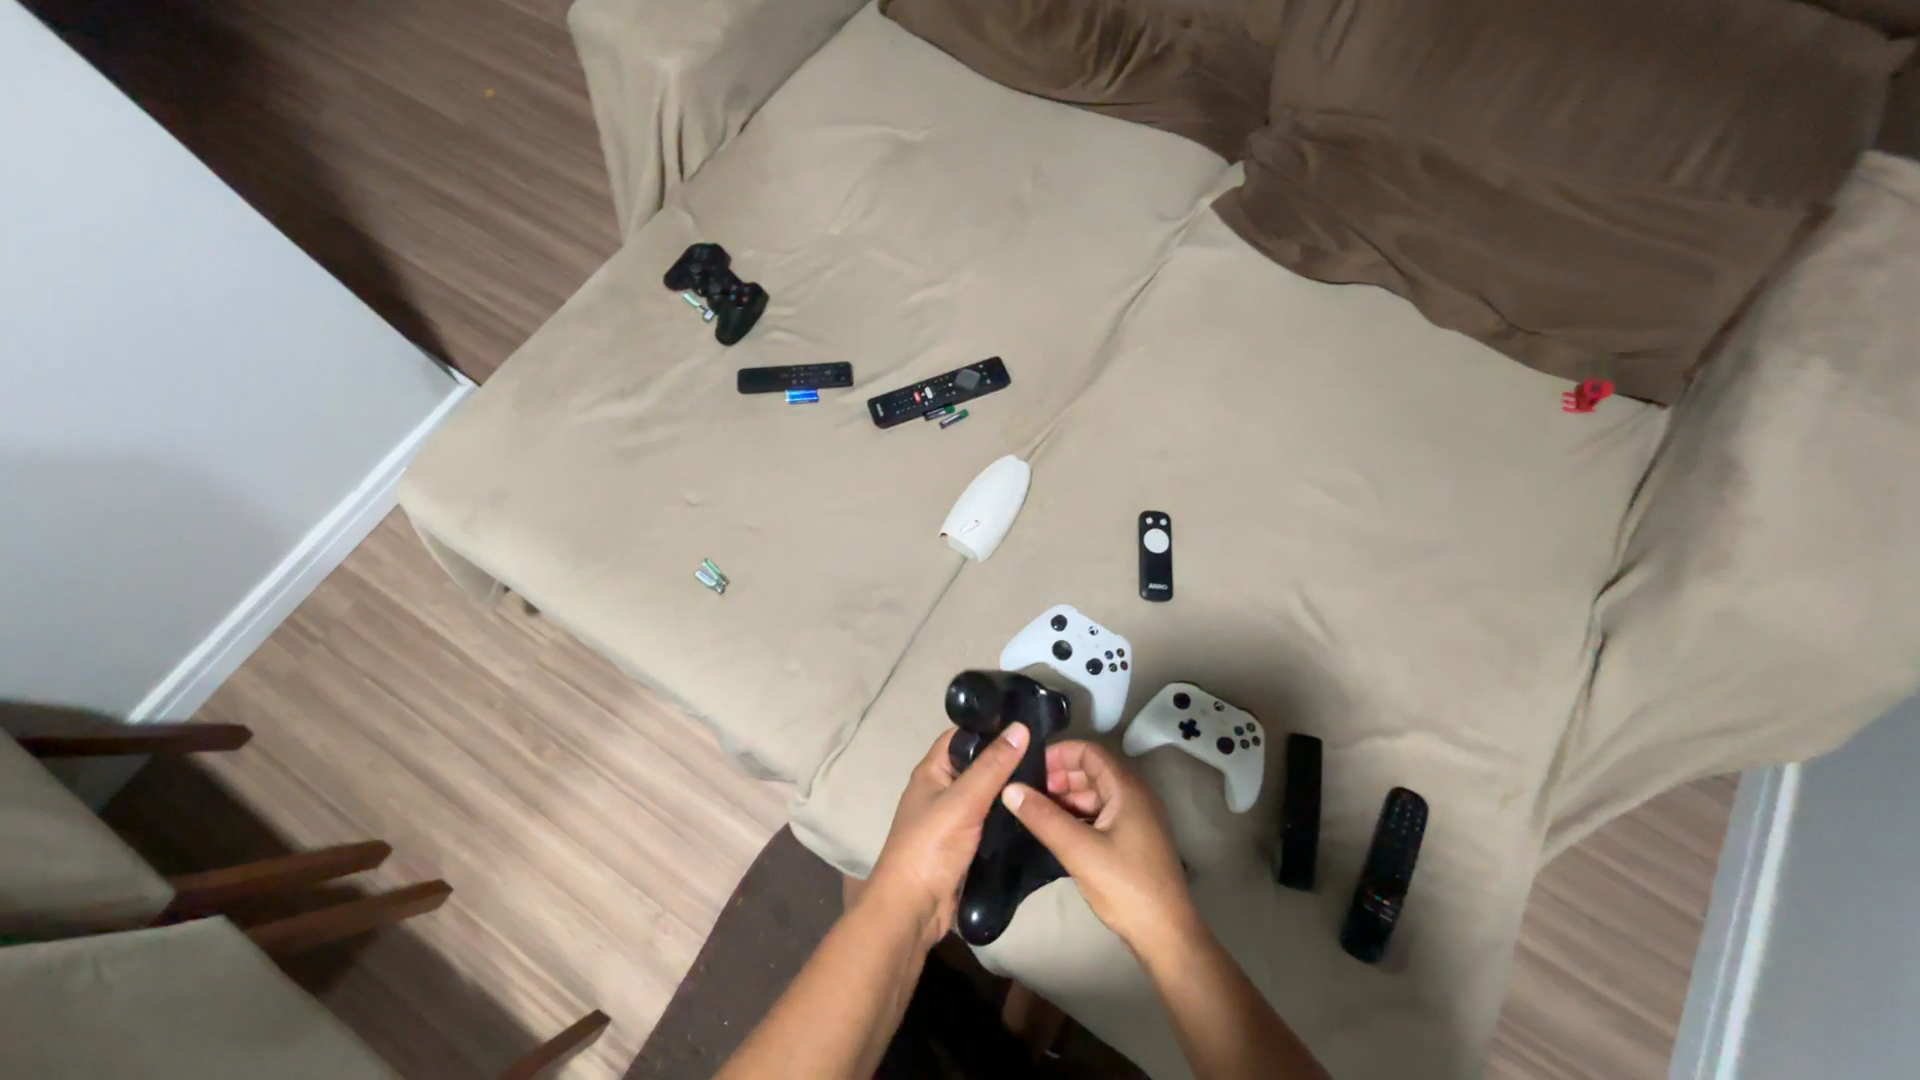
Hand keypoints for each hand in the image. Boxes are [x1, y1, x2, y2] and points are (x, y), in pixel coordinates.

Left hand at [863, 723, 1030, 949]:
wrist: (914, 910)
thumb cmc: (930, 847)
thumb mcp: (963, 801)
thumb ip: (992, 766)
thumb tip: (1021, 727)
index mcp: (932, 771)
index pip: (962, 736)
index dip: (991, 727)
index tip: (1028, 724)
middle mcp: (942, 790)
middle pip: (979, 766)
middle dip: (1009, 761)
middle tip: (1050, 756)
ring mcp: (955, 819)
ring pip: (990, 796)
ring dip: (1013, 792)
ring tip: (1053, 781)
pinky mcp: (968, 845)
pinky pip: (993, 823)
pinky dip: (1011, 818)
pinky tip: (1038, 814)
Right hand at [1000, 740, 1197, 955]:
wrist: (1166, 934)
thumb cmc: (1125, 886)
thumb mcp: (1078, 850)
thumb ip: (1043, 817)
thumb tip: (1010, 788)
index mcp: (1127, 789)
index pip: (1089, 752)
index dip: (1058, 754)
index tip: (1029, 769)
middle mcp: (1135, 796)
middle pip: (1092, 771)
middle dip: (1059, 777)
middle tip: (1027, 793)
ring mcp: (1136, 819)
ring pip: (1095, 795)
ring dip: (1066, 798)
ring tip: (1035, 813)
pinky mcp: (1133, 840)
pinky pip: (1101, 815)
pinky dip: (1078, 816)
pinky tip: (1056, 831)